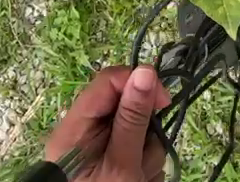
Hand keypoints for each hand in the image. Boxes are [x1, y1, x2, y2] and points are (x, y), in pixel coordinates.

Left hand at [42, 65, 170, 180]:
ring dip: (147, 153)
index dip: (138, 80)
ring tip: (140, 178)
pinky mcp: (110, 163)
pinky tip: (140, 181)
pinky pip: (137, 149)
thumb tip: (146, 70)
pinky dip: (144, 164)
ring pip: (137, 129)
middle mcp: (83, 133)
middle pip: (125, 105)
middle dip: (145, 128)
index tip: (164, 100)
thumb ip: (133, 118)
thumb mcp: (120, 166)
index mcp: (74, 128)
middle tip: (145, 157)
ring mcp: (97, 150)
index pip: (108, 81)